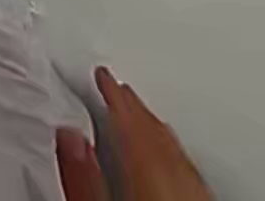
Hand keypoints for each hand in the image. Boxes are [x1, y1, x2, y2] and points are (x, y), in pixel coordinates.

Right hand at [57, 67, 211, 200]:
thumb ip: (81, 177)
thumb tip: (68, 133)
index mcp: (153, 184)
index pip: (134, 128)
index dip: (115, 97)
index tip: (103, 76)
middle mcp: (185, 193)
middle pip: (162, 144)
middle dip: (139, 113)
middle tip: (119, 89)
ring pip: (184, 164)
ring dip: (160, 136)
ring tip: (143, 116)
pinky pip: (197, 183)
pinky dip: (179, 162)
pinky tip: (171, 161)